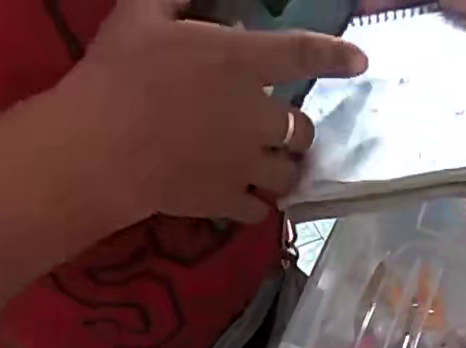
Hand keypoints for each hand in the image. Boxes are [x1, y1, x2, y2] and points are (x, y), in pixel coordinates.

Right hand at [70, 0, 365, 222]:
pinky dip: (255, 204)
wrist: (104, 146)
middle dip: (297, 130)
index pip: (302, 54)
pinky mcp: (229, 200)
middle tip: (280, 130)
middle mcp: (256, 118)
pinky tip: (243, 196)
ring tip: (267, 167)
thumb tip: (209, 1)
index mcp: (241, 64)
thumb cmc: (121, 72)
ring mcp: (246, 165)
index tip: (361, 63)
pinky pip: (258, 209)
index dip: (336, 57)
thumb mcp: (144, 13)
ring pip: (288, 176)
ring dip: (283, 170)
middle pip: (302, 131)